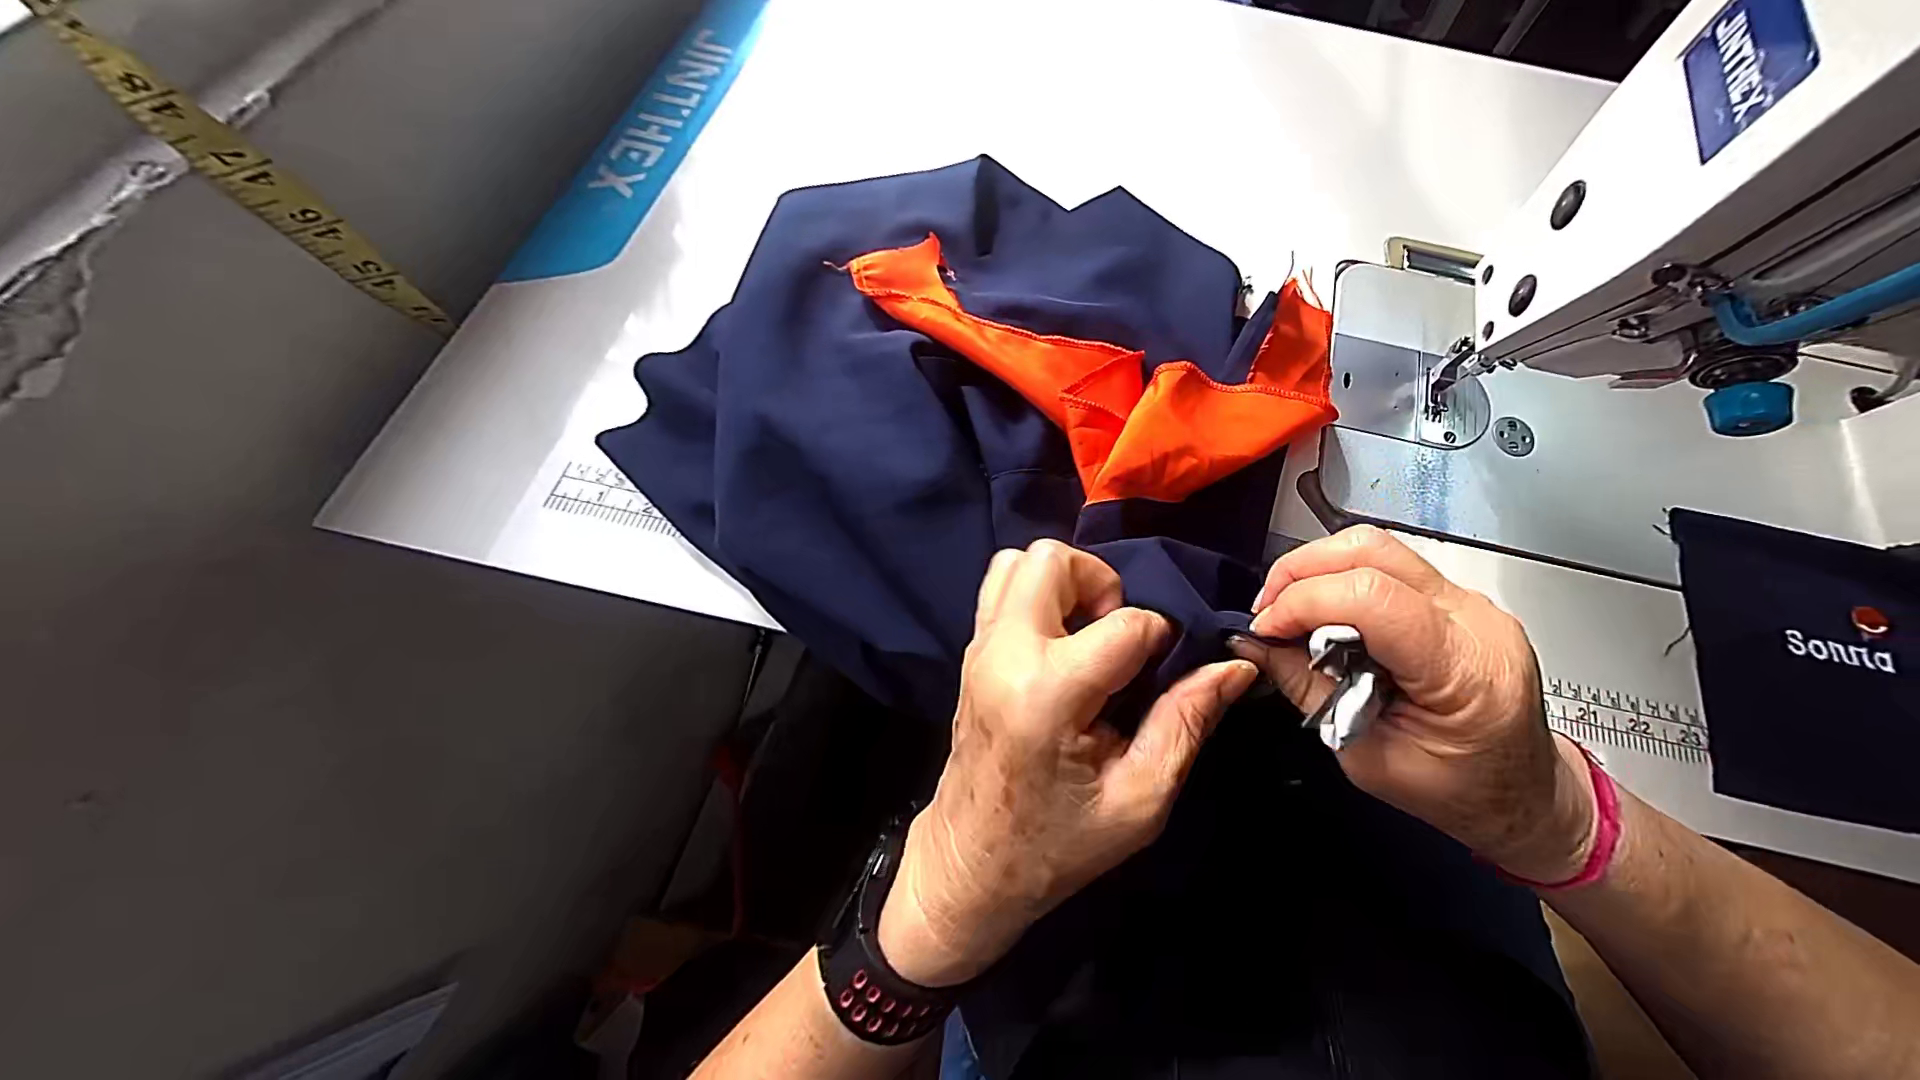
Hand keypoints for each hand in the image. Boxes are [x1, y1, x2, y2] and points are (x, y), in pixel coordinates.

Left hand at [877, 540, 1257, 985]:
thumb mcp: (1140, 798)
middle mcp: (1005, 653)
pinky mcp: (971, 650)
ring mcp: (980, 646)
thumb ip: (1186, 721)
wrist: (971, 860)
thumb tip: (1234, 667)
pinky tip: (1061, 640)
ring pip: (1018, 560)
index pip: (1125, 623)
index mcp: (1048, 692)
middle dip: (1102, 584)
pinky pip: (1000, 586)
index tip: (1160, 676)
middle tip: (1118, 638)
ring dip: (1065, 581)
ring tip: (1088, 633)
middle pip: (1053, 559)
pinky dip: (1036, 593)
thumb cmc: (1056, 842)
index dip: (1161, 640)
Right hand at [1227, 526, 1596, 883]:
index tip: (1265, 630)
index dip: (1301, 603)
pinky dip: (1335, 579)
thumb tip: (1253, 644)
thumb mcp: (1364, 754)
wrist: (1523, 793)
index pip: (1371, 598)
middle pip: (1369, 550)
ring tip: (1287, 610)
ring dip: (1313, 570)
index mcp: (1465, 672)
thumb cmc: (1458, 789)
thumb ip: (1306, 689)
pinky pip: (1382, 564)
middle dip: (1298, 572)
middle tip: (1267, 612)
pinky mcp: (1451, 597)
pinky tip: (1320, 614)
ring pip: (1372, 547)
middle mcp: (1475, 621)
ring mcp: (1468, 601)